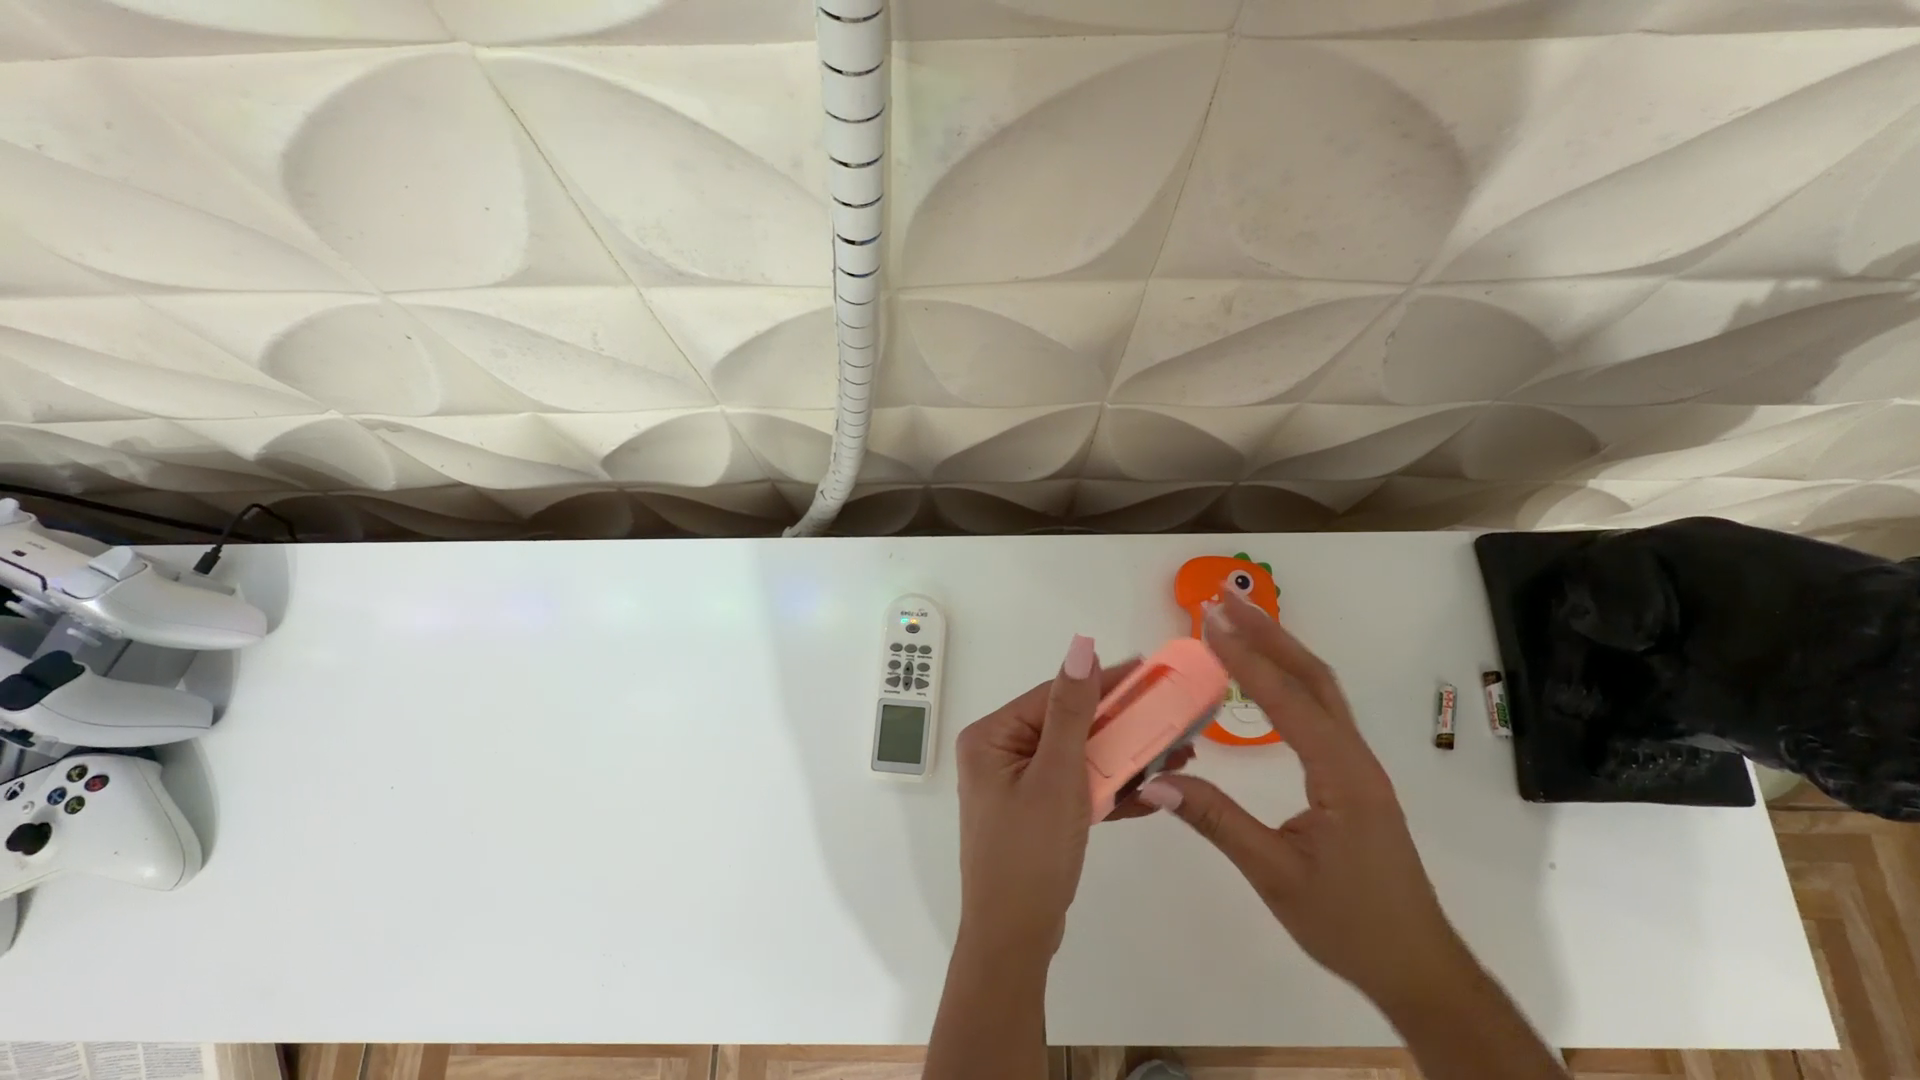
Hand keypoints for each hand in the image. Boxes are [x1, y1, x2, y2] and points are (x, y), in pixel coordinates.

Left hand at [953, 637, 1178, 958]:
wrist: (1014, 939)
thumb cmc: (1029, 852)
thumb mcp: (1056, 776)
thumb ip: (1072, 711)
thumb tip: (1080, 647)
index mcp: (991, 738)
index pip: (1055, 695)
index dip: (1104, 682)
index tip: (1150, 670)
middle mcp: (999, 755)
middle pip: (1070, 726)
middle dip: (1122, 726)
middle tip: (1172, 716)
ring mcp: (1018, 786)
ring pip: (1079, 757)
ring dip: (1124, 758)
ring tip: (1175, 754)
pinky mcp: (1036, 814)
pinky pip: (1077, 787)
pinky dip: (1109, 789)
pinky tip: (1152, 790)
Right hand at [1138, 593, 1472, 1008]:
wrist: (1415, 964)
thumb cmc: (1348, 922)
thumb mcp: (1274, 874)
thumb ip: (1216, 822)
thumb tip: (1155, 783)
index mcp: (1341, 773)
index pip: (1286, 700)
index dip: (1244, 657)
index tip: (1208, 621)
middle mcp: (1355, 757)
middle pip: (1313, 677)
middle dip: (1268, 633)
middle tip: (1224, 599)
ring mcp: (1358, 767)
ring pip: (1320, 692)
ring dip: (1281, 651)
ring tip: (1241, 621)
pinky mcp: (1354, 780)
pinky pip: (1321, 714)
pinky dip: (1290, 682)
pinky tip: (1267, 682)